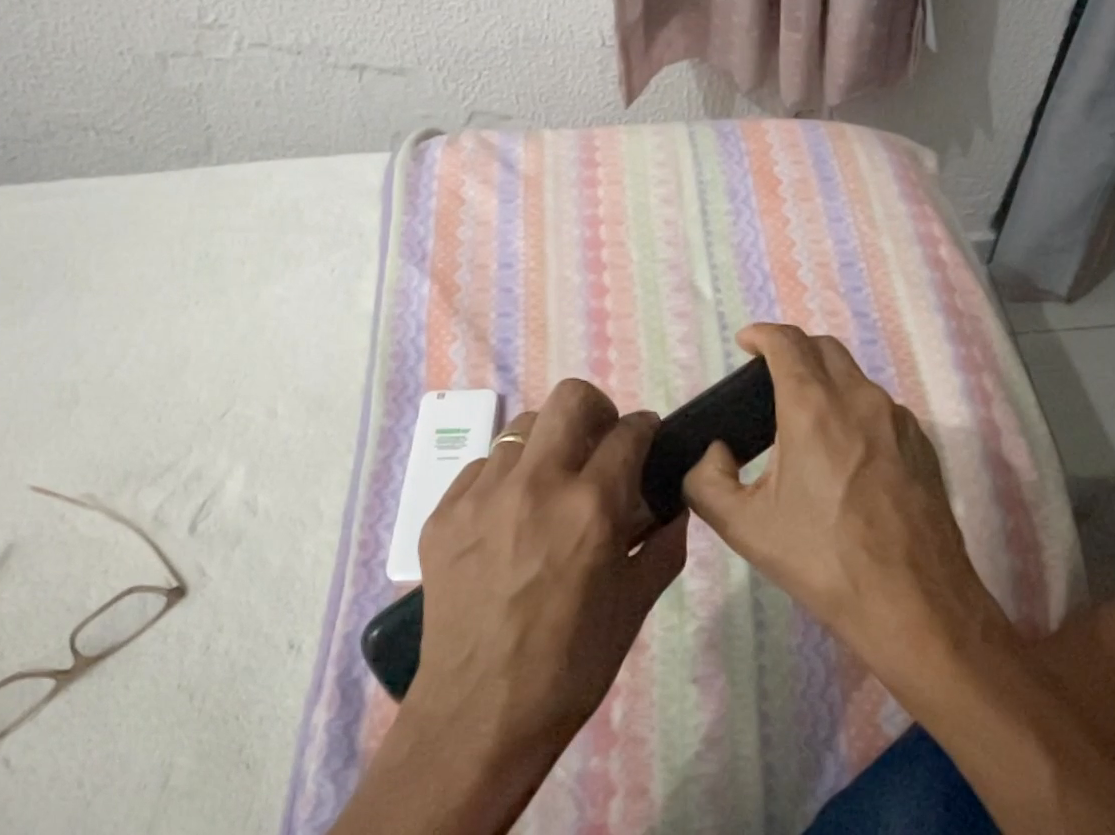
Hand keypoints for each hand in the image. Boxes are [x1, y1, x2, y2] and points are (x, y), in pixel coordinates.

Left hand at [412, 379, 688, 749]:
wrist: (480, 715)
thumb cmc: (571, 665)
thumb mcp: (635, 605)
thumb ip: (663, 545)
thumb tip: (671, 508)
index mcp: (592, 507)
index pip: (629, 432)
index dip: (645, 429)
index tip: (646, 440)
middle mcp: (536, 484)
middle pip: (571, 399)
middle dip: (597, 411)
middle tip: (601, 446)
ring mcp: (482, 495)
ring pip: (522, 429)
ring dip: (549, 444)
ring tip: (552, 485)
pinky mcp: (443, 514)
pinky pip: (481, 468)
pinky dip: (505, 478)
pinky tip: (510, 518)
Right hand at [682, 324, 1010, 676]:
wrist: (912, 601)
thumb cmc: (822, 560)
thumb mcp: (744, 526)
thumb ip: (708, 480)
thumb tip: (714, 454)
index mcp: (813, 406)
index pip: (787, 343)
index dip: (762, 335)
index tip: (746, 343)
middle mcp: (860, 399)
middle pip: (824, 350)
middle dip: (793, 351)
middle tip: (767, 379)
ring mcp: (898, 421)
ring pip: (856, 379)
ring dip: (826, 382)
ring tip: (803, 423)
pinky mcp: (921, 446)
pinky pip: (881, 411)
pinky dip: (854, 411)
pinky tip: (844, 457)